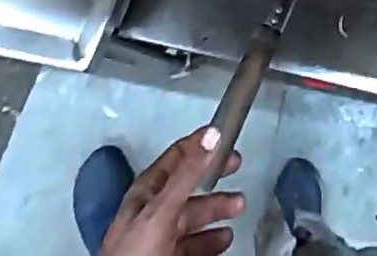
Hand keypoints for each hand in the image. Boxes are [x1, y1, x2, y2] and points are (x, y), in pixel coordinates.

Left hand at [101, 127, 245, 255]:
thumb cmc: (137, 253)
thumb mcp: (161, 211)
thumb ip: (187, 174)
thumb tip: (212, 134)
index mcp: (146, 192)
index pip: (176, 155)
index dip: (199, 143)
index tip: (223, 133)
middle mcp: (152, 211)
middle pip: (188, 186)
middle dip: (215, 177)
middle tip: (238, 166)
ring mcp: (158, 239)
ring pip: (193, 218)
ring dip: (217, 211)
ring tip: (239, 209)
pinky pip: (192, 246)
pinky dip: (210, 242)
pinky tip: (224, 243)